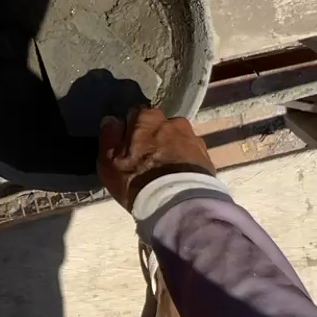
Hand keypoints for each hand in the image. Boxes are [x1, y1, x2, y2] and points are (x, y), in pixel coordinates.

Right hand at [97, 106, 214, 209]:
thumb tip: (111, 120)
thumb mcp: (109, 161)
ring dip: (172, 148)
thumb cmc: (137, 179)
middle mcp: (172, 121)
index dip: (131, 129)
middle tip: (148, 158)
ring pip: (177, 139)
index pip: (135, 114)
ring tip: (166, 170)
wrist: (177, 202)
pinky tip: (179, 177)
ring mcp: (193, 137)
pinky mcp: (207, 156)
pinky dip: (185, 161)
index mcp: (146, 118)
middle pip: (160, 125)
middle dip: (154, 137)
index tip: (128, 145)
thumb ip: (109, 136)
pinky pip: (191, 154)